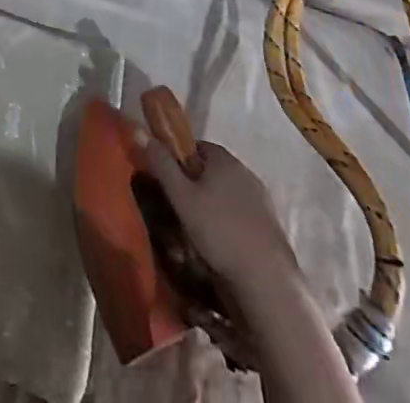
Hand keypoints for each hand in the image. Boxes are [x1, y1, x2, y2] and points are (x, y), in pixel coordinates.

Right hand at [141, 137, 298, 289]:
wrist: (266, 277)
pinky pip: (240, 213)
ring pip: (226, 193)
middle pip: (211, 170)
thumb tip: (139, 131)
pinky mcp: (270, 223)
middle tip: (178, 207)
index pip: (196, 146)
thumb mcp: (181, 197)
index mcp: (224, 159)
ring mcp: (261, 198)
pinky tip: (220, 243)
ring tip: (196, 230)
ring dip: (211, 205)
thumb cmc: (218, 230)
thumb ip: (161, 164)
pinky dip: (228, 222)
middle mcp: (245, 171)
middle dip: (194, 185)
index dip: (178, 160)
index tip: (167, 181)